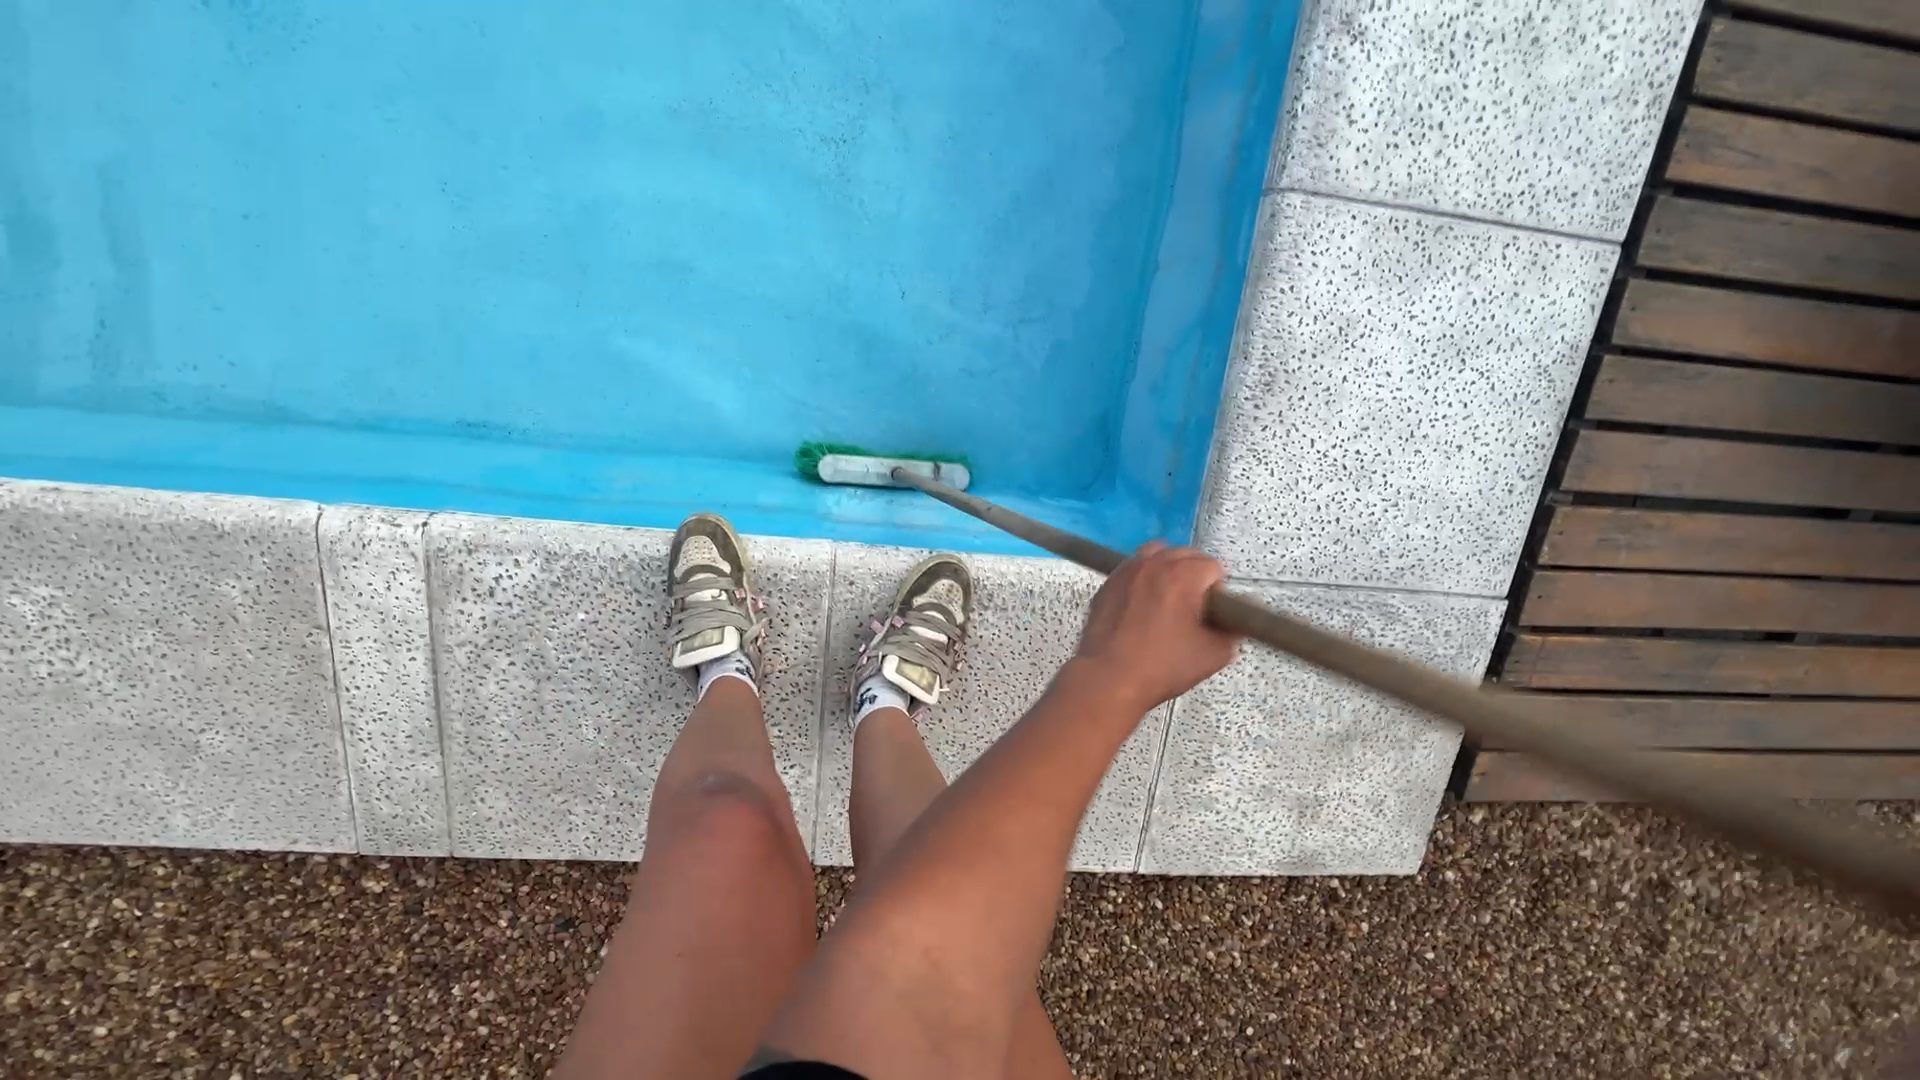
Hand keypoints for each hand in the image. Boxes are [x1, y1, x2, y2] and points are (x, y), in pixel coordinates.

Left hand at [1073, 542, 1241, 711]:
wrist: (1108, 678)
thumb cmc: (1162, 666)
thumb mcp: (1211, 656)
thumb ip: (1230, 635)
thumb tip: (1233, 628)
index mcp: (1182, 576)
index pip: (1212, 565)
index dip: (1218, 589)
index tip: (1212, 612)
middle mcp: (1153, 564)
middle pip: (1184, 554)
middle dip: (1195, 574)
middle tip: (1194, 607)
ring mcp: (1126, 572)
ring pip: (1154, 554)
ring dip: (1167, 569)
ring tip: (1168, 599)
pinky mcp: (1106, 585)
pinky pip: (1131, 569)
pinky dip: (1142, 579)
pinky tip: (1141, 606)